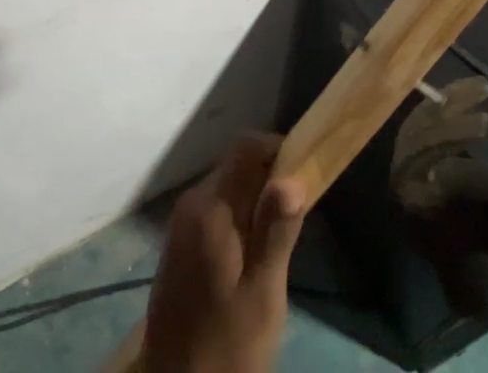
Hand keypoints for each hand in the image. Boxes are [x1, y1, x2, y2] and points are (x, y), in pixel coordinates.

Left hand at [144, 135, 305, 372]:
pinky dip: (241, 214)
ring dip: (257, 198)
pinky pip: (217, 206)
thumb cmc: (228, 340)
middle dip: (271, 176)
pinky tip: (255, 252)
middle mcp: (192, 203)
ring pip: (229, 185)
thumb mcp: (262, 292)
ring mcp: (183, 221)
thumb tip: (293, 177)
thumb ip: (276, 232)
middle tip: (298, 217)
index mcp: (211, 210)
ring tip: (279, 240)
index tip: (306, 175)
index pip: (245, 147)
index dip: (278, 148)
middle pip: (237, 164)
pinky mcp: (181, 238)